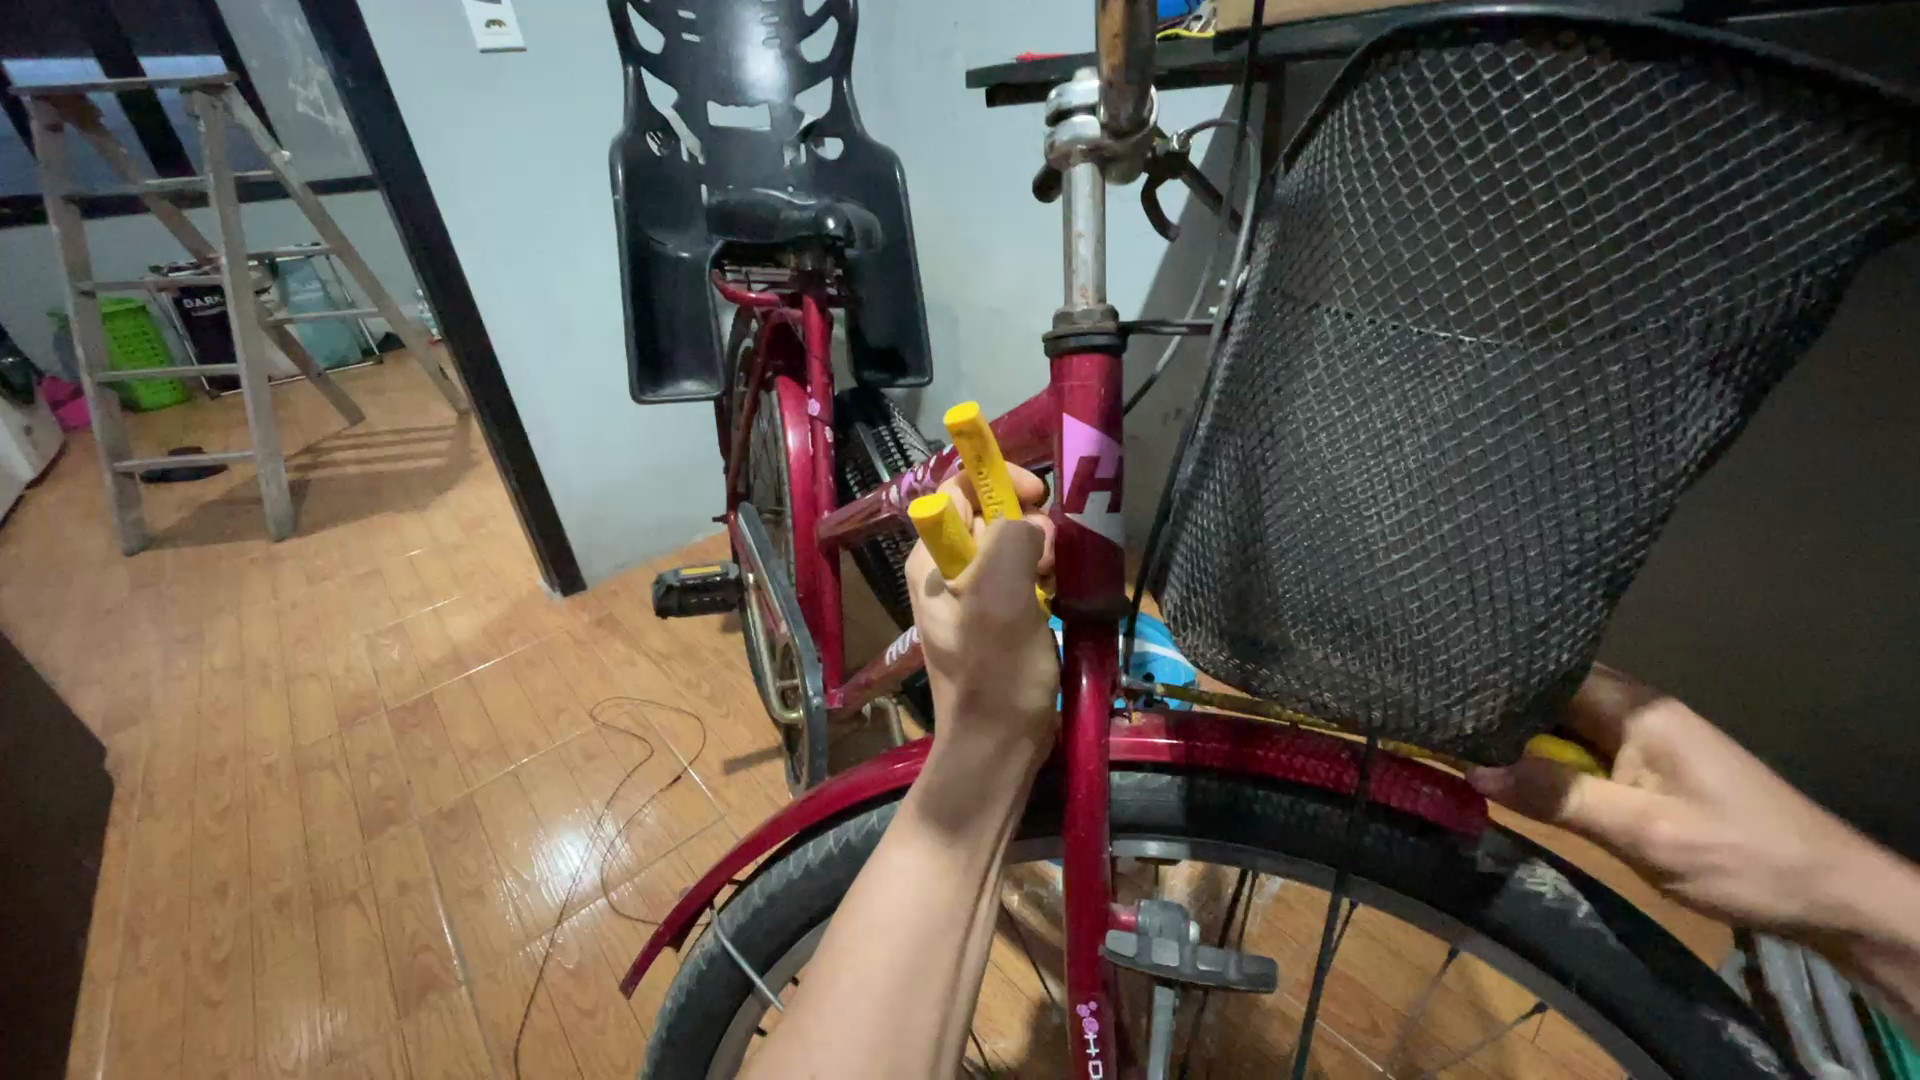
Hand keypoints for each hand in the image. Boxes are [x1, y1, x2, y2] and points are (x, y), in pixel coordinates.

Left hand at [905, 464, 1058, 757]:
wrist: (998, 745)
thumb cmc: (997, 674)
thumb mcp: (1003, 598)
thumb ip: (1010, 541)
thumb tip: (1031, 526)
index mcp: (932, 559)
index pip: (957, 489)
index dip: (997, 480)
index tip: (1039, 496)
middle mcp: (946, 569)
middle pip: (990, 514)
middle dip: (1027, 522)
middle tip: (1049, 557)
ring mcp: (972, 595)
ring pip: (1011, 544)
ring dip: (1040, 552)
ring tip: (1052, 583)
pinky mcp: (997, 616)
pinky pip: (1021, 575)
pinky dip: (1042, 577)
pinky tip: (1054, 598)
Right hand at [1468, 666, 1919, 940]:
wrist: (1837, 901)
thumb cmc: (1745, 856)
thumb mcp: (1644, 832)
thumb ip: (1558, 797)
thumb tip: (1473, 773)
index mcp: (1635, 709)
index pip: (1546, 671)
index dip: (1493, 677)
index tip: (1438, 686)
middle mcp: (1633, 711)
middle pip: (1545, 693)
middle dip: (1493, 705)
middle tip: (1431, 713)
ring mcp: (1637, 739)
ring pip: (1555, 722)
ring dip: (1513, 734)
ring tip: (1451, 734)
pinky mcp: (1639, 766)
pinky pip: (1572, 748)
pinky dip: (1537, 757)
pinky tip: (1504, 766)